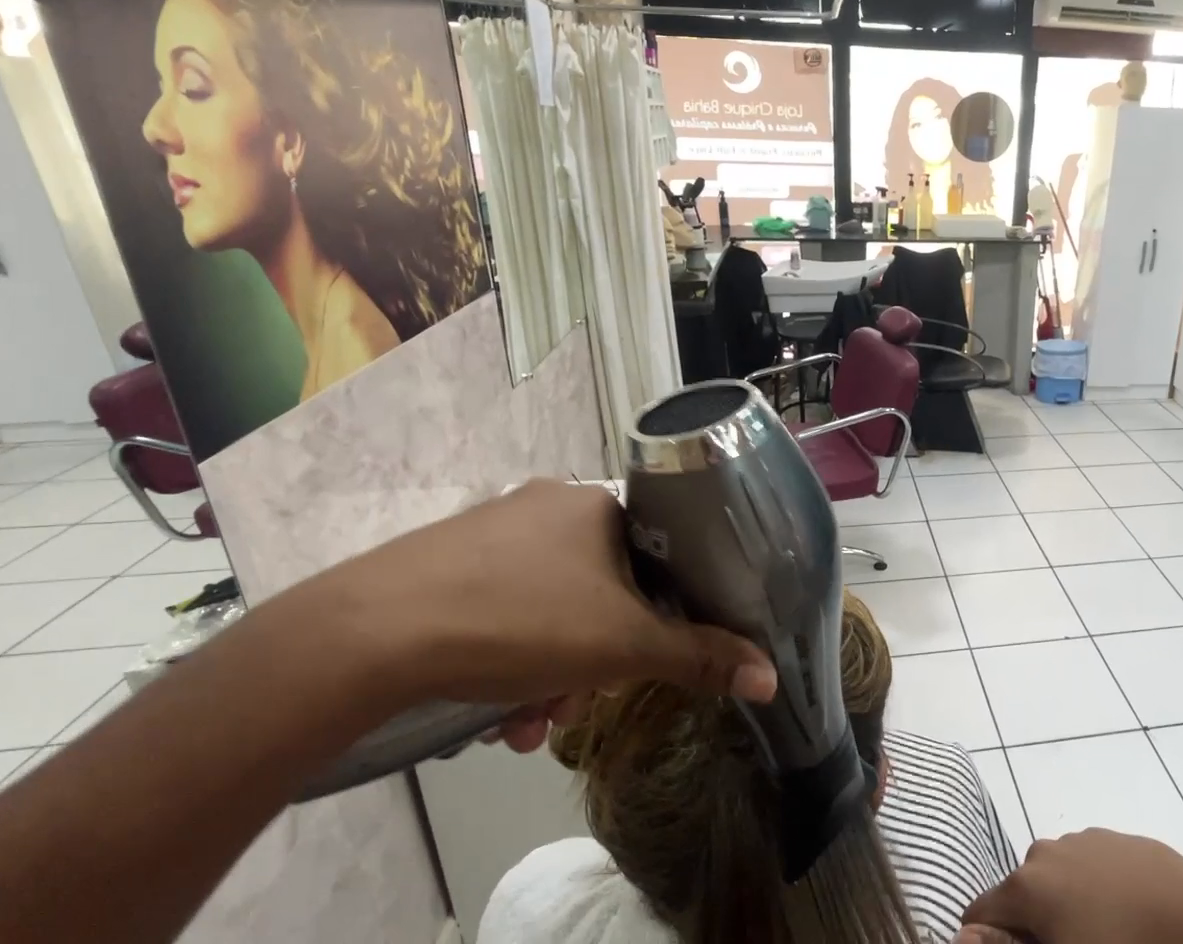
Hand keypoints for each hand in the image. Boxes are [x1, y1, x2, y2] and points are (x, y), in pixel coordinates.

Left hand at [310, 479, 776, 729]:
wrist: (363, 637)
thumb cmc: (518, 622)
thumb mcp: (622, 648)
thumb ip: (700, 658)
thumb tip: (771, 678)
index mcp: (598, 503)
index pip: (659, 554)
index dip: (660, 614)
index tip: (640, 660)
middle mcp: (547, 505)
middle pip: (605, 590)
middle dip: (595, 662)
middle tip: (574, 706)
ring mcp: (489, 531)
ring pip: (551, 609)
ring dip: (550, 675)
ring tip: (522, 727)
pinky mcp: (442, 563)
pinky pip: (502, 611)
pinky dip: (507, 663)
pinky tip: (489, 715)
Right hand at [957, 829, 1182, 943]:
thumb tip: (962, 934)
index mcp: (1027, 884)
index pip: (980, 912)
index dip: (988, 941)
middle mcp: (1048, 852)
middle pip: (1021, 893)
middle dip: (1031, 924)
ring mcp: (1087, 841)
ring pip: (1058, 878)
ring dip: (1065, 905)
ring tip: (1100, 935)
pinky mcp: (1121, 840)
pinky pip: (1092, 866)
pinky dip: (1095, 890)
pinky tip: (1125, 917)